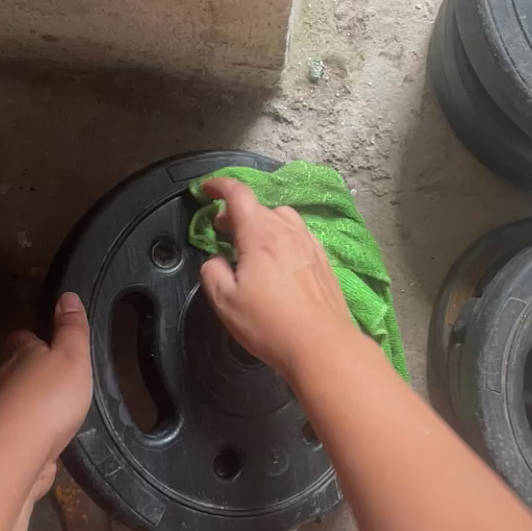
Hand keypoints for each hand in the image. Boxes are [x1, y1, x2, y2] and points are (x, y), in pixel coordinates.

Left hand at [0, 293, 92, 494]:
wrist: (18, 454)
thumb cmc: (49, 396)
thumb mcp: (72, 356)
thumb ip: (71, 329)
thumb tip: (66, 295)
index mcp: (23, 356)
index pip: (21, 340)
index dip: (28, 337)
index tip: (37, 336)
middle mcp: (7, 382)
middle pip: (15, 369)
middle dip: (29, 369)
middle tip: (51, 371)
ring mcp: (4, 415)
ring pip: (16, 400)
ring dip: (31, 401)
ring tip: (54, 404)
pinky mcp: (8, 445)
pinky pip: (21, 430)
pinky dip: (32, 429)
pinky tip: (48, 434)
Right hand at [198, 177, 362, 378]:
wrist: (322, 345)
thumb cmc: (269, 324)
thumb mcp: (225, 301)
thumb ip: (212, 272)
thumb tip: (216, 261)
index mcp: (260, 235)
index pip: (238, 194)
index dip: (219, 185)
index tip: (206, 189)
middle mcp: (288, 232)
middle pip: (259, 207)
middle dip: (236, 212)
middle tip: (222, 230)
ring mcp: (310, 244)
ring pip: (283, 218)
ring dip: (263, 223)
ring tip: (252, 244)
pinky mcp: (324, 260)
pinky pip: (299, 235)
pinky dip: (283, 236)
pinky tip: (279, 260)